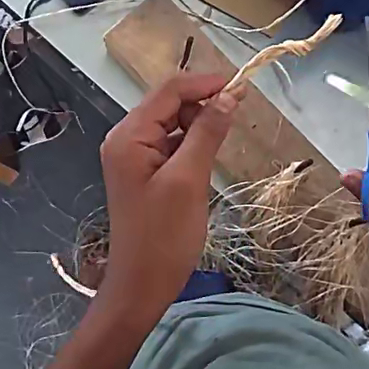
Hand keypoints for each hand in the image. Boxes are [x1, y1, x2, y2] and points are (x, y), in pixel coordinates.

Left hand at [100, 72, 241, 311]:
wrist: (142, 285)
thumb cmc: (164, 236)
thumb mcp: (189, 180)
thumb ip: (207, 133)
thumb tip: (229, 95)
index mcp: (128, 136)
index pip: (168, 91)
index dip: (205, 84)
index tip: (242, 86)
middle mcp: (125, 139)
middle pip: (168, 104)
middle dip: (202, 105)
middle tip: (237, 118)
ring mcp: (133, 157)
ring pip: (172, 125)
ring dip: (199, 126)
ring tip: (223, 143)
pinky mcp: (144, 173)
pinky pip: (170, 146)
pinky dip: (191, 145)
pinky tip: (207, 157)